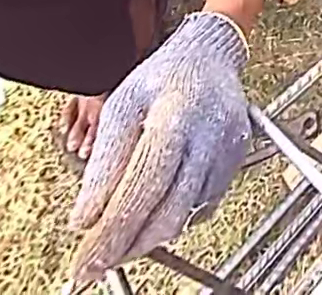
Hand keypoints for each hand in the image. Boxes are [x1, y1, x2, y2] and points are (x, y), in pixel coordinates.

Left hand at [66, 11, 249, 288]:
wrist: (210, 53)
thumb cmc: (164, 75)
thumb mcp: (121, 107)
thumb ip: (104, 163)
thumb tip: (85, 219)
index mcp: (176, 119)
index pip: (141, 192)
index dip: (110, 237)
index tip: (83, 267)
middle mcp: (210, 134)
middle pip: (169, 213)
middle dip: (130, 246)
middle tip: (99, 259)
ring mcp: (229, 144)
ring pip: (189, 214)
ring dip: (153, 235)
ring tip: (125, 234)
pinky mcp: (238, 152)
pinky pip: (207, 202)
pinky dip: (179, 215)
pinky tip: (159, 207)